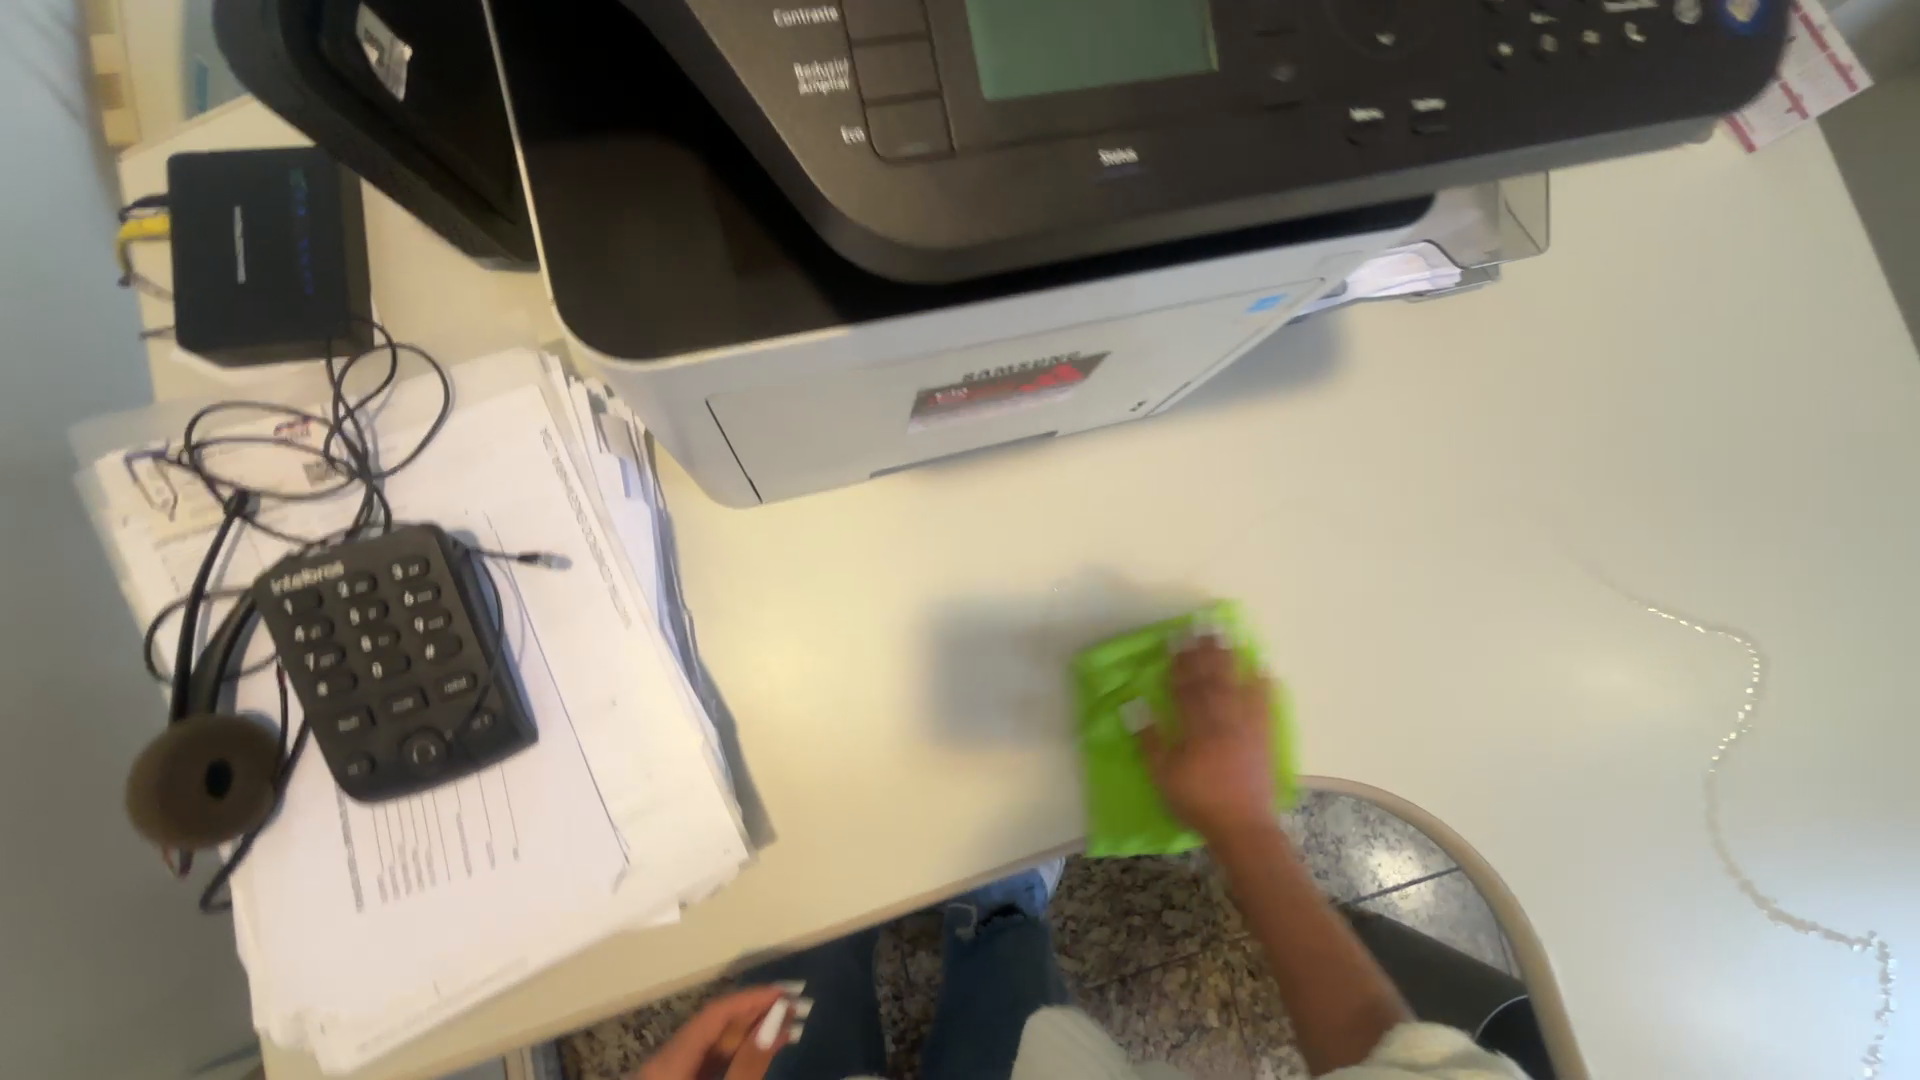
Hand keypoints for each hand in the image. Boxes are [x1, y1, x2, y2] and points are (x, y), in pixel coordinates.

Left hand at [636, 987, 794, 1079]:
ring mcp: (669, 1076)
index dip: (749, 999)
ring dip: (749, 1037)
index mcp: (668, 1062)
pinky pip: (709, 1064)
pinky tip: (761, 1053)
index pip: (713, 1014)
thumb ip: (748, 1065)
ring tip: (785, 1028)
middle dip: (754, 1017)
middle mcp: (663, 1064)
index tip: (783, 992)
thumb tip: (775, 1023)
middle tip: (792, 1009)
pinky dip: (736, 1058)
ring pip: (714, 1047)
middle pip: (713, 1028)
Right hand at [1137, 636, 1278, 841]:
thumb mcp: (1162, 775)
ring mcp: (1246, 727)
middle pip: (1212, 679)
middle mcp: (1222, 720)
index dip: (1179, 663)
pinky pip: (1264, 704)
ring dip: (1231, 659)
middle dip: (1205, 652)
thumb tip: (1133, 705)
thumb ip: (1149, 739)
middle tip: (1202, 627)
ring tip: (1227, 636)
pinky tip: (1261, 668)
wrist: (1242, 827)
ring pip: (1237, 685)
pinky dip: (1262, 685)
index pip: (1185, 688)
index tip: (1176, 640)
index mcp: (1195, 728)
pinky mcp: (1263, 737)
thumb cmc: (1197, 802)